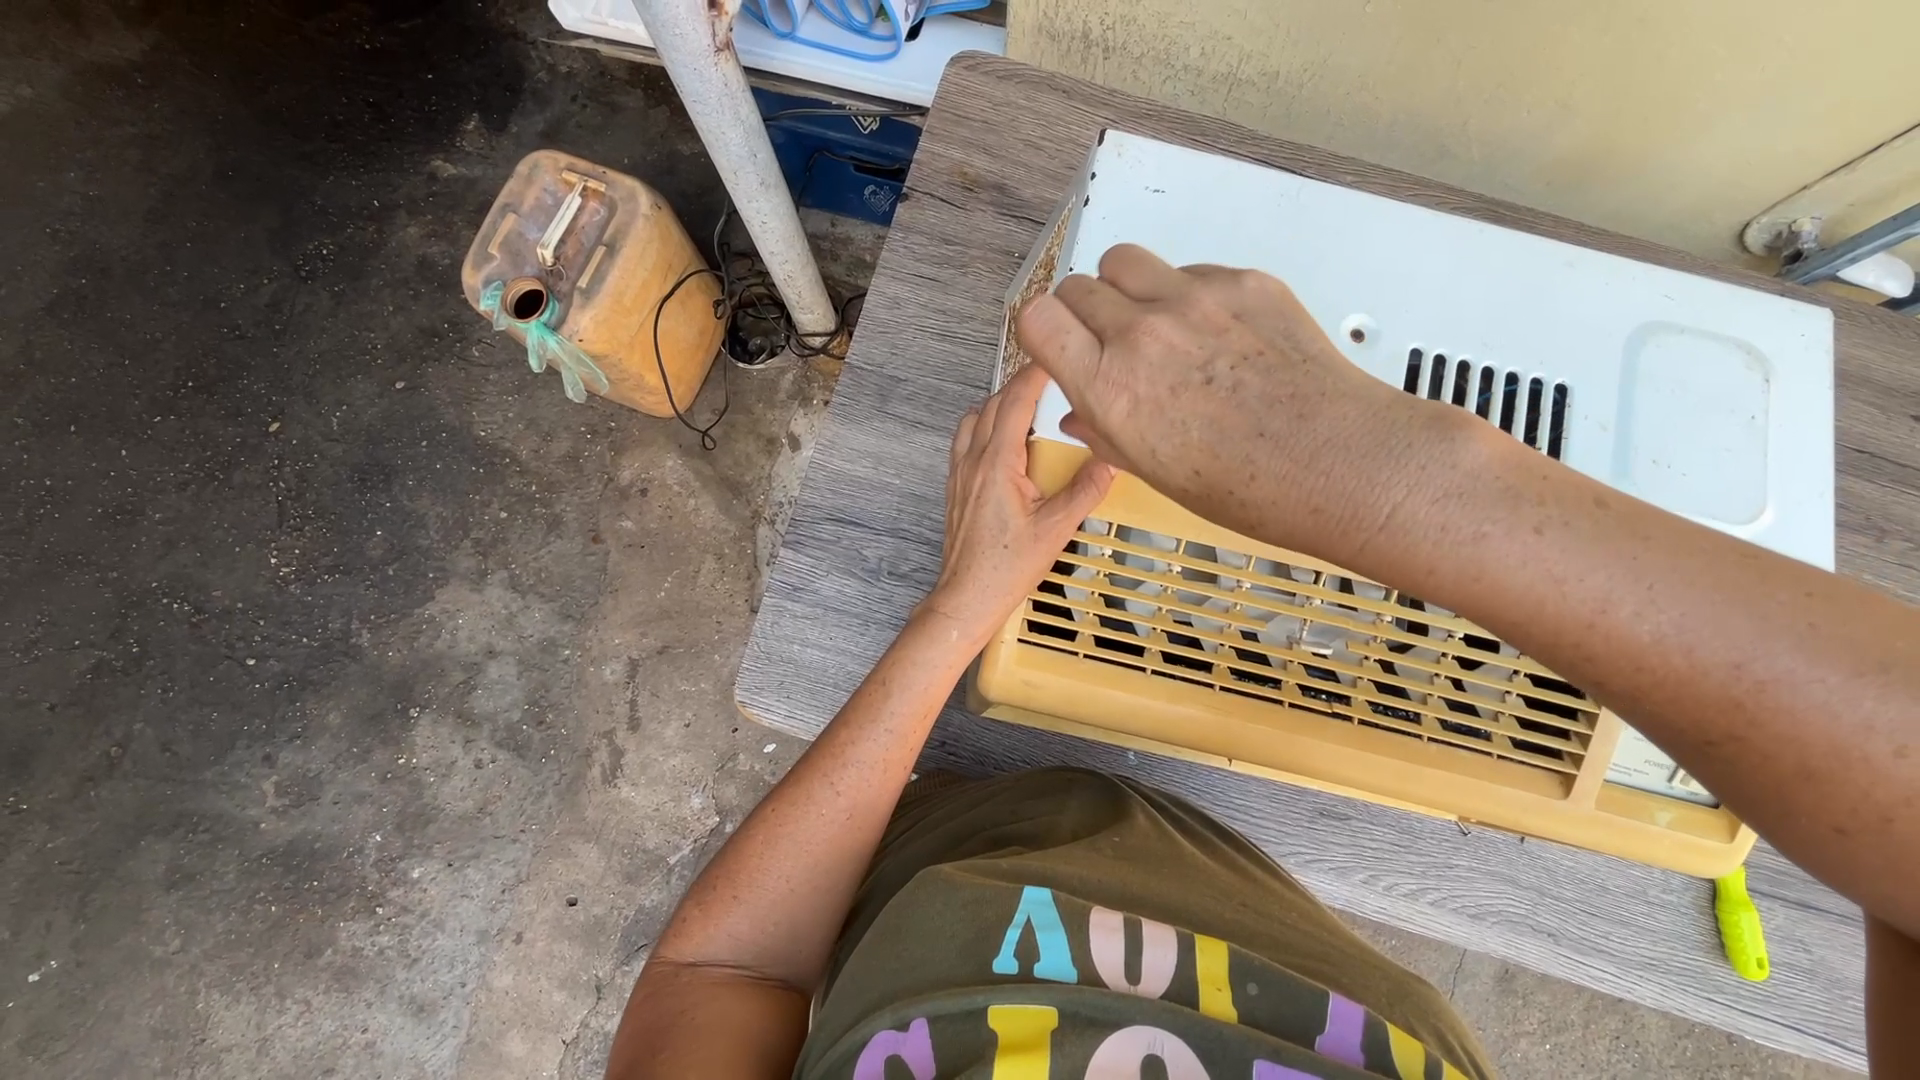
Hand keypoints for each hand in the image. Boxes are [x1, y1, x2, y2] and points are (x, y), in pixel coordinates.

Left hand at [918, 364, 1115, 648]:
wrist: (966, 597)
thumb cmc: (1004, 569)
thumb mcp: (1056, 529)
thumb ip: (1085, 490)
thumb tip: (1110, 461)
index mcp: (997, 463)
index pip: (1016, 401)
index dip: (1037, 373)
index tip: (1057, 358)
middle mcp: (973, 460)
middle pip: (995, 403)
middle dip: (1023, 386)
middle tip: (1054, 383)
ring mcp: (960, 473)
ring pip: (976, 419)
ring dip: (1001, 406)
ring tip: (1032, 413)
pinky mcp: (957, 487)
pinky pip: (966, 441)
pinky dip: (986, 429)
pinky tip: (1008, 447)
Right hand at [1015, 244, 1443, 557]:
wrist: (1332, 461)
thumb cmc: (1247, 484)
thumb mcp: (1151, 469)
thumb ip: (1103, 431)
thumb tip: (1080, 414)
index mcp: (1110, 387)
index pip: (1037, 318)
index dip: (1042, 330)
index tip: (1056, 342)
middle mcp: (1143, 333)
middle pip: (1079, 285)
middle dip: (1084, 313)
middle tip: (1109, 340)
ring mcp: (1194, 300)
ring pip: (1127, 261)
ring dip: (1127, 288)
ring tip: (1154, 323)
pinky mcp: (1242, 282)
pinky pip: (1191, 271)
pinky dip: (1190, 295)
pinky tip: (1218, 337)